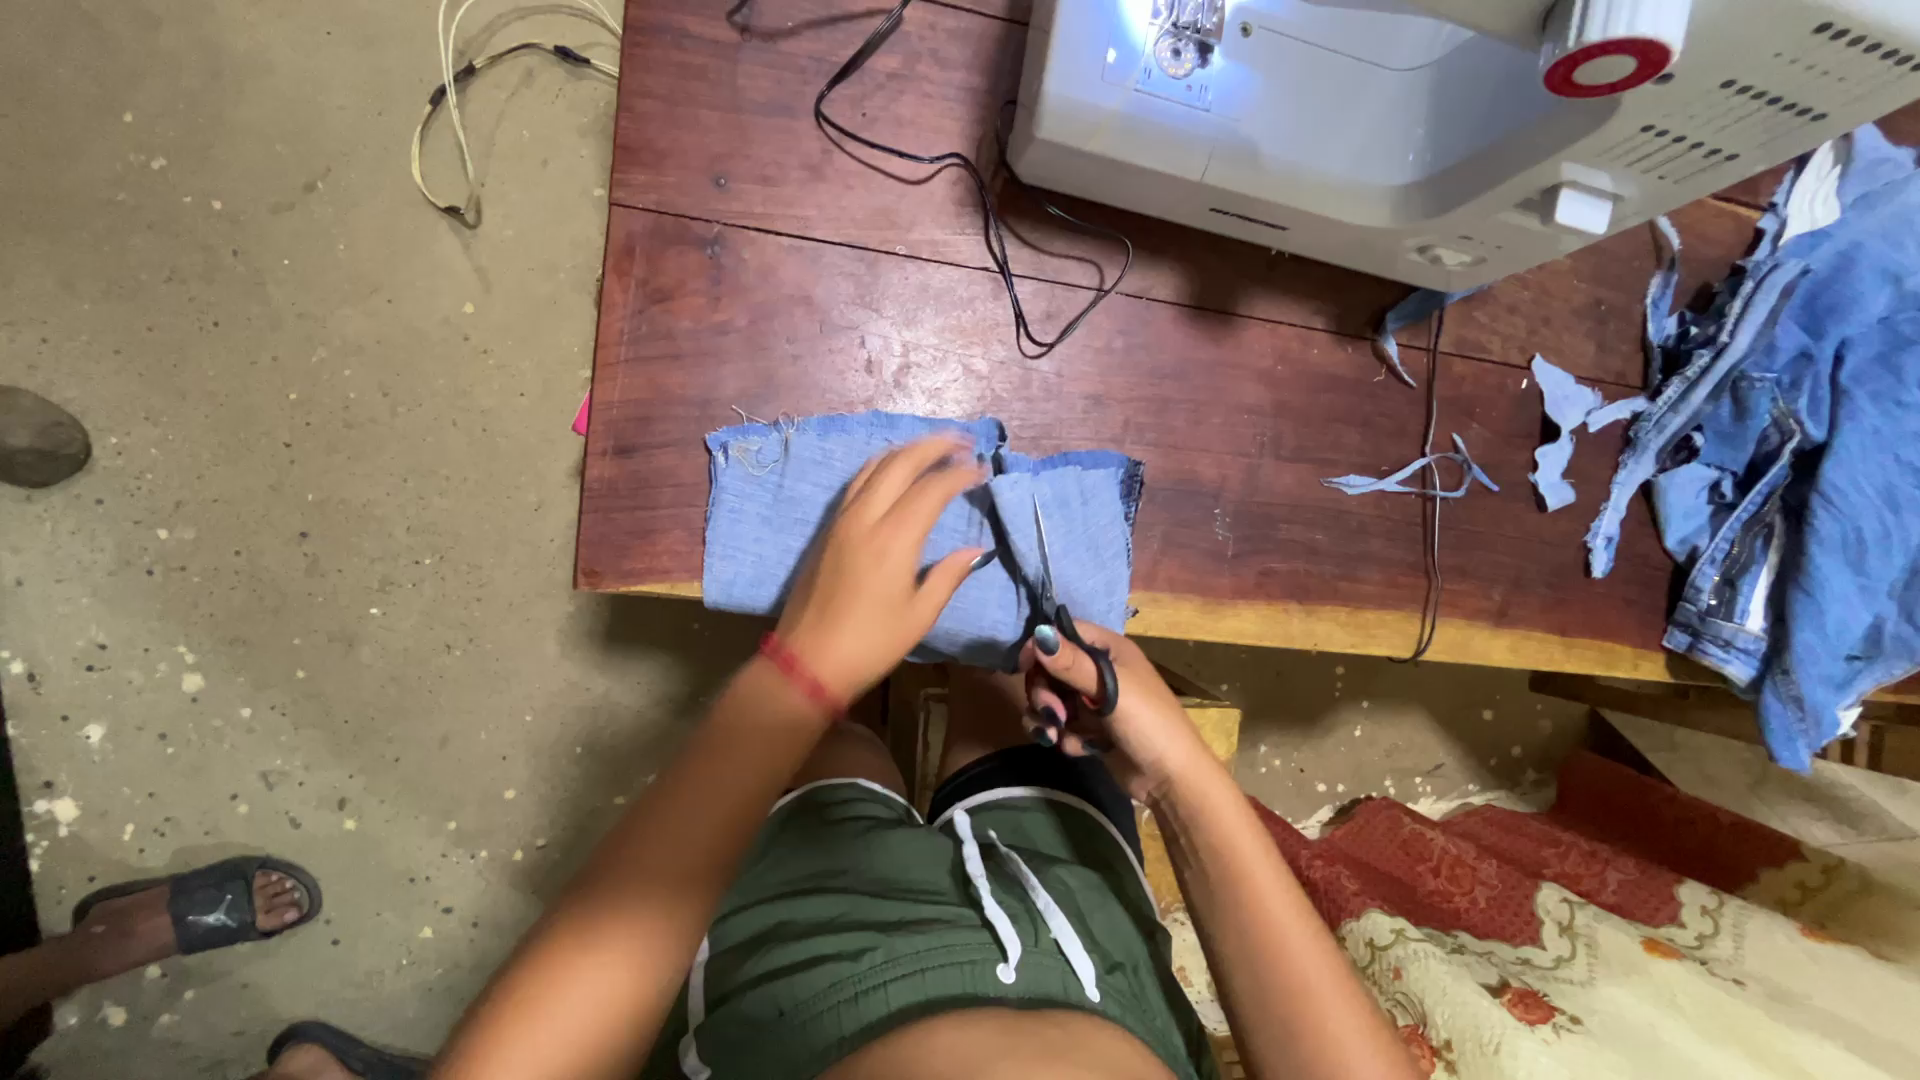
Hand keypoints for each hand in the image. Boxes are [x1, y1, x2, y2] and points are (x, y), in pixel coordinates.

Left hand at [774, 433, 987, 704]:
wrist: (808, 661)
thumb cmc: (871, 644)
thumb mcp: (919, 615)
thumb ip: (948, 575)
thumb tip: (975, 550)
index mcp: (893, 539)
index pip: (932, 488)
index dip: (961, 474)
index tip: (983, 470)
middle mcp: (866, 517)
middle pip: (901, 462)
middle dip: (935, 445)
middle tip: (964, 441)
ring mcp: (842, 519)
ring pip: (875, 465)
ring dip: (908, 450)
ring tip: (935, 448)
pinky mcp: (829, 527)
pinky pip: (859, 480)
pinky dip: (884, 465)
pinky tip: (897, 470)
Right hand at [1021, 621, 1217, 801]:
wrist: (1170, 778)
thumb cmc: (1147, 722)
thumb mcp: (1109, 689)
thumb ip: (1071, 663)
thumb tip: (1038, 633)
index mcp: (1109, 651)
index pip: (1064, 634)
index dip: (1042, 647)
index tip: (1025, 667)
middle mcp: (1099, 672)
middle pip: (1051, 669)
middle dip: (1044, 692)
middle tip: (1053, 714)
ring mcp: (1094, 702)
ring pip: (1052, 699)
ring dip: (1048, 717)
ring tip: (1056, 736)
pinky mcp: (1091, 731)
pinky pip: (1062, 726)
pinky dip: (1065, 737)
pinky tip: (1081, 749)